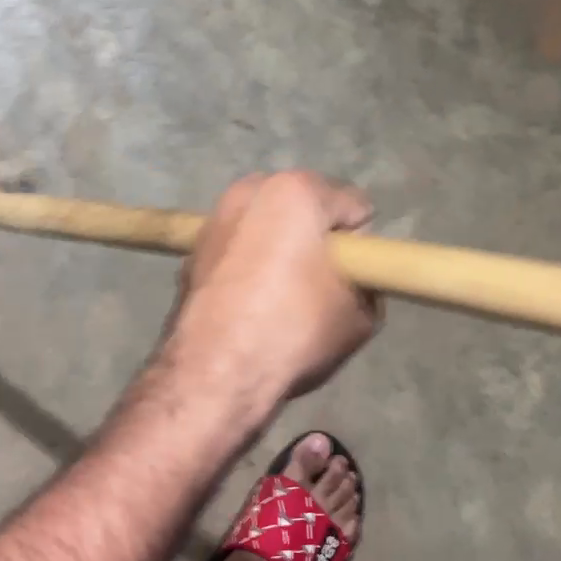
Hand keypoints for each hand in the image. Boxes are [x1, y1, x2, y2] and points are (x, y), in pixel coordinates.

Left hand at [167, 171, 381, 406]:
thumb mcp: (360, 316)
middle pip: (306, 208)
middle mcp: (253, 189)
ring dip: (280, 248)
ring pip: (267, 226)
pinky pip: (238, 248)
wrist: (213, 371)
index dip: (361, 248)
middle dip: (317, 239)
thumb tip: (354, 281)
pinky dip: (248, 264)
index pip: (355, 207)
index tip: (353, 280)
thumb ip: (367, 285)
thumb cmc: (294, 329)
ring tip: (282, 298)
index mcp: (297, 190)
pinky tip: (250, 303)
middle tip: (321, 287)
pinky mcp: (193, 247)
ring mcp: (216, 216)